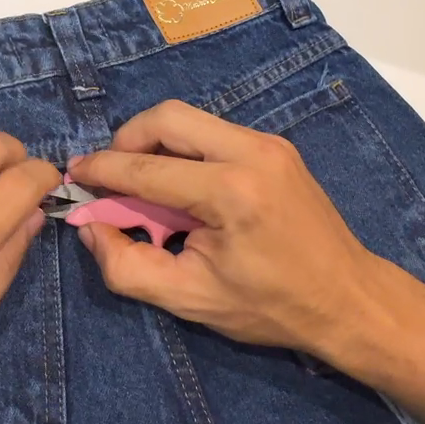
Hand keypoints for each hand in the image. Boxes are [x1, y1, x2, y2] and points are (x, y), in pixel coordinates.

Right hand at [67, 100, 382, 357]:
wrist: (350, 300)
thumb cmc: (271, 307)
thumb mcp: (191, 299)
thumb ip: (127, 267)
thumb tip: (89, 226)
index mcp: (231, 193)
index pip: (147, 168)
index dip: (102, 169)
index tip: (74, 174)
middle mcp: (250, 151)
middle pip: (167, 116)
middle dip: (127, 139)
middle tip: (112, 174)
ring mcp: (267, 142)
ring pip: (189, 117)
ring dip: (155, 141)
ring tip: (144, 181)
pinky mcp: (274, 144)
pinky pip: (211, 130)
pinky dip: (183, 146)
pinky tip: (182, 183)